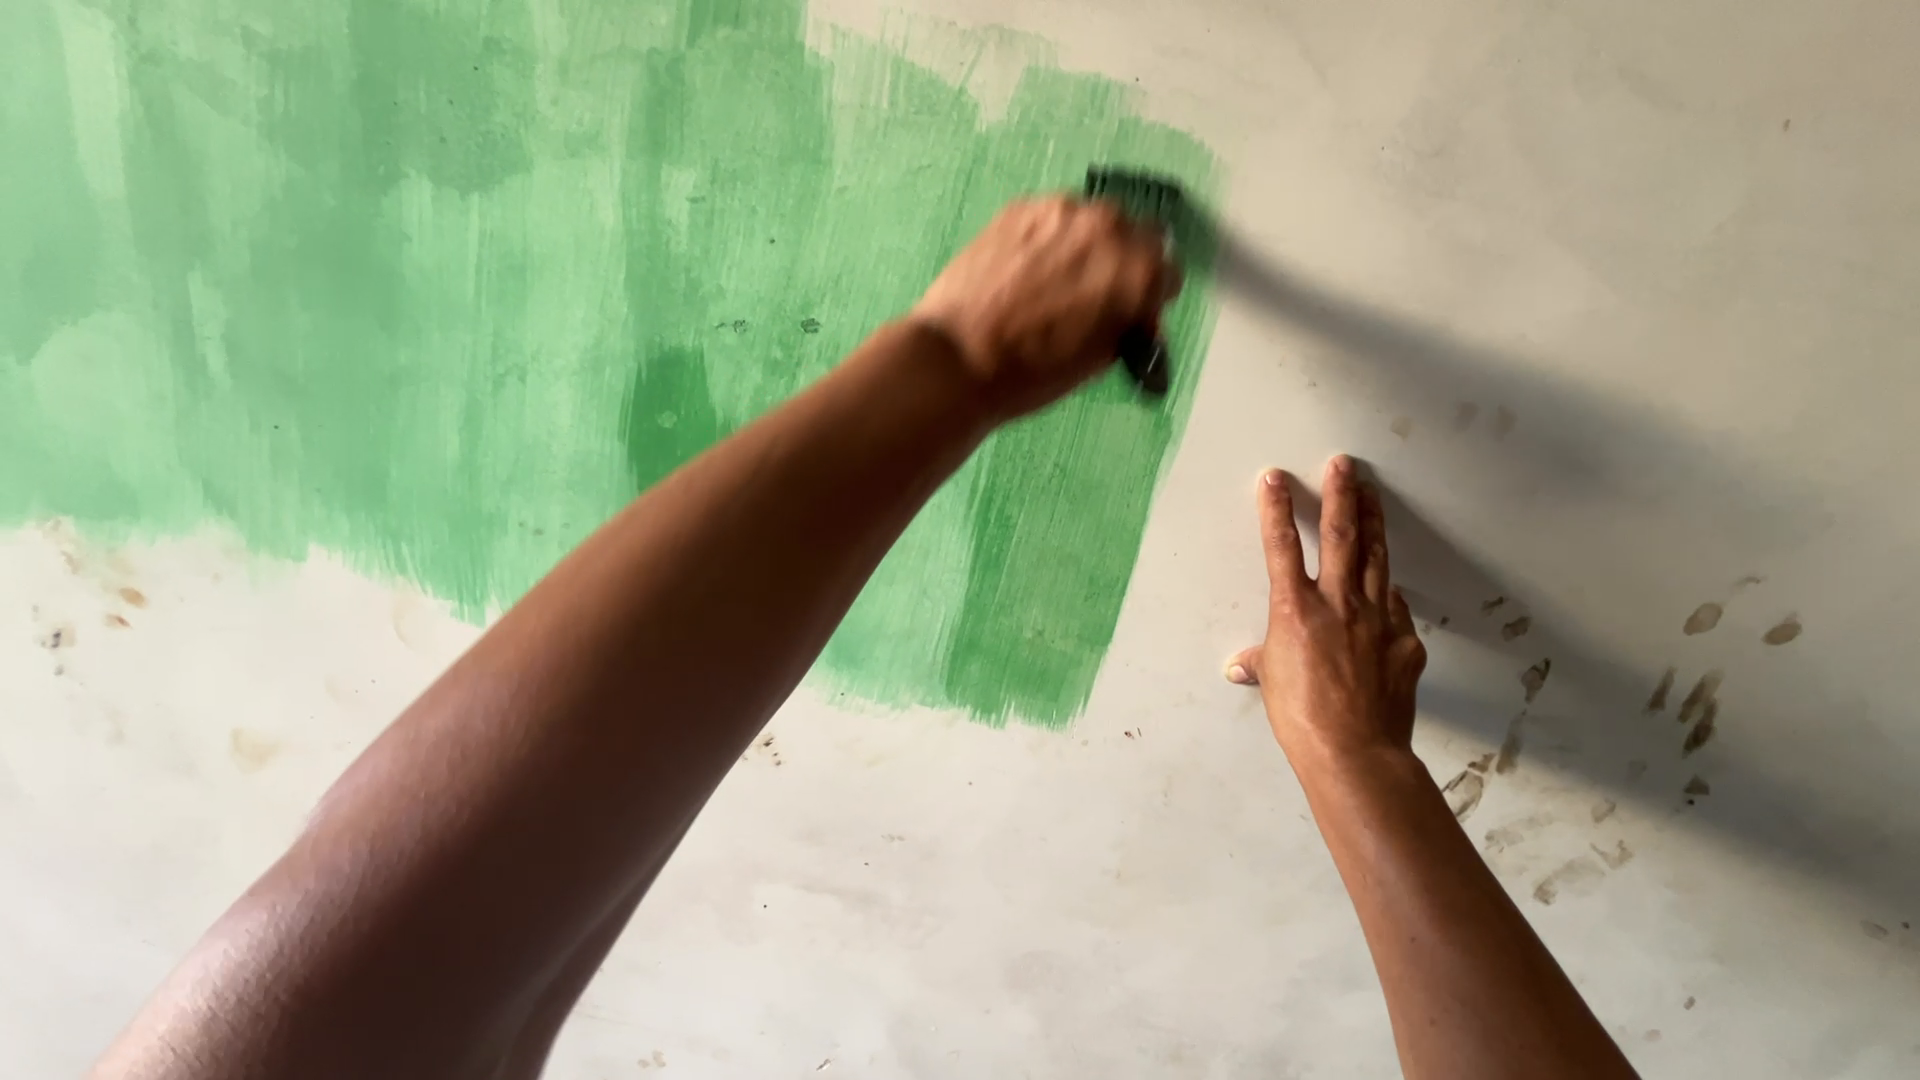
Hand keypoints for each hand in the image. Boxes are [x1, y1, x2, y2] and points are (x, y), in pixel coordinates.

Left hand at [910, 195, 1177, 420]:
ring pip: (1091, 221)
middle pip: (1135, 235)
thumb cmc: (1033, 374)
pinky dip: (1048, 238)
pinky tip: (1025, 270)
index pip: (1168, 273)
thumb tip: (1133, 314)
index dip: (1150, 296)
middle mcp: (1110, 227)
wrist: (958, 358)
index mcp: (1139, 271)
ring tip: (1052, 281)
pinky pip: (1051, 218)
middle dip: (1121, 261)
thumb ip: (1128, 324)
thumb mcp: (1099, 360)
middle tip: (1092, 294)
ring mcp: (1062, 210)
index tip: (1132, 311)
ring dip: (1084, 244)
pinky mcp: (1021, 206)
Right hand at [1226, 457, 1426, 763]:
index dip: (1275, 509)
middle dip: (1341, 495)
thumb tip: (1242, 666)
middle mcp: (1337, 602)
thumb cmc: (1300, 715)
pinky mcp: (1404, 639)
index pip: (1280, 546)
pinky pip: (1394, 605)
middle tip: (1344, 465)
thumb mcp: (1272, 681)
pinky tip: (1385, 586)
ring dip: (1373, 522)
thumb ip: (1261, 662)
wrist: (1354, 749)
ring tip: (1372, 495)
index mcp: (1295, 609)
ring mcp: (1376, 617)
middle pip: (1341, 536)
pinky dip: (1386, 591)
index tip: (1274, 479)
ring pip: (1375, 558)